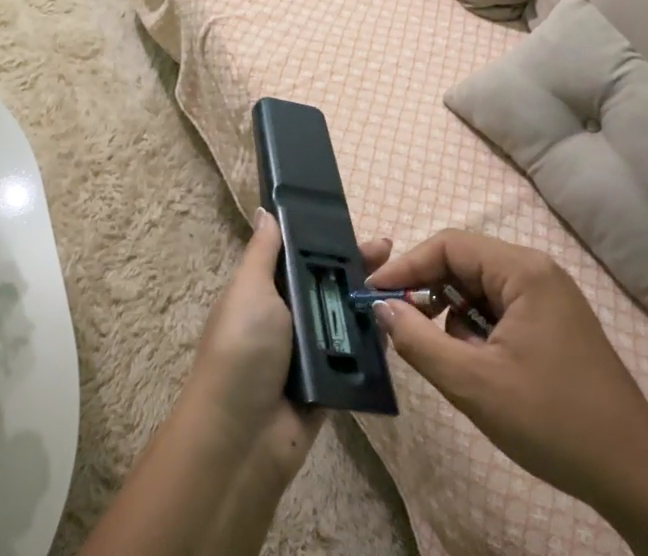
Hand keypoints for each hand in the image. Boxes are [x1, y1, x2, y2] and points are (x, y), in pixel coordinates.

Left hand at [185, 208, 391, 481]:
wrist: (243, 436)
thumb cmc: (242, 350)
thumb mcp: (250, 291)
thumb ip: (264, 252)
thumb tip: (266, 211)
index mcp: (263, 293)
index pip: (300, 259)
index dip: (329, 244)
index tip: (361, 231)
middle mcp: (286, 319)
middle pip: (329, 287)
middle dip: (359, 271)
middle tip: (393, 254)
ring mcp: (308, 354)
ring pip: (346, 321)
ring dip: (371, 306)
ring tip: (405, 288)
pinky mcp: (329, 385)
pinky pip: (356, 359)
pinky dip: (375, 345)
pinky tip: (400, 327)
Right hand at [366, 229, 647, 505]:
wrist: (632, 473)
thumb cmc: (550, 420)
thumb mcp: (472, 383)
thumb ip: (418, 340)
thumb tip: (381, 308)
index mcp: (524, 272)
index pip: (448, 246)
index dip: (405, 267)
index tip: (371, 297)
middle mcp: (538, 274)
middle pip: (464, 263)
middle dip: (426, 291)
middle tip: (395, 326)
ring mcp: (550, 300)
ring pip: (480, 290)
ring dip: (451, 315)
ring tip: (438, 355)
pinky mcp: (554, 326)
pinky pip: (500, 310)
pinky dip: (475, 330)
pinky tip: (471, 365)